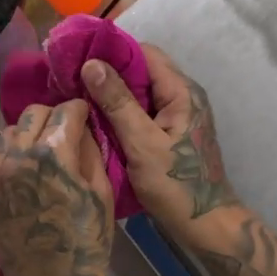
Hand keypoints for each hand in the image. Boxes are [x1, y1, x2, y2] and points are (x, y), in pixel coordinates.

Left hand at [0, 100, 114, 275]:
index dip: (79, 110)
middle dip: (52, 116)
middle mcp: (16, 156)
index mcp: (52, 156)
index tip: (86, 117)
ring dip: (29, 134)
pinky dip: (13, 155)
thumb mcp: (101, 194)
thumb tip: (83, 129)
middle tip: (66, 132)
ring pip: (10, 132)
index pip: (65, 112)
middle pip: (32, 114)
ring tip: (45, 151)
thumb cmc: (86, 242)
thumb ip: (91, 153)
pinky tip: (28, 171)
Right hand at [79, 44, 243, 244]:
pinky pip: (142, 115)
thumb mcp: (142, 142)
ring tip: (78, 98)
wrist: (205, 224)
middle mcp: (183, 98)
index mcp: (182, 92)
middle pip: (142, 72)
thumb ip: (117, 103)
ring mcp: (178, 118)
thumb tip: (91, 64)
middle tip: (71, 80)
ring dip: (112, 96)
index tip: (79, 57)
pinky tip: (97, 123)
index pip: (145, 53)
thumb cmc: (177, 185)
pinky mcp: (170, 136)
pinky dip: (120, 115)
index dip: (112, 51)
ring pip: (140, 95)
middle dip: (108, 74)